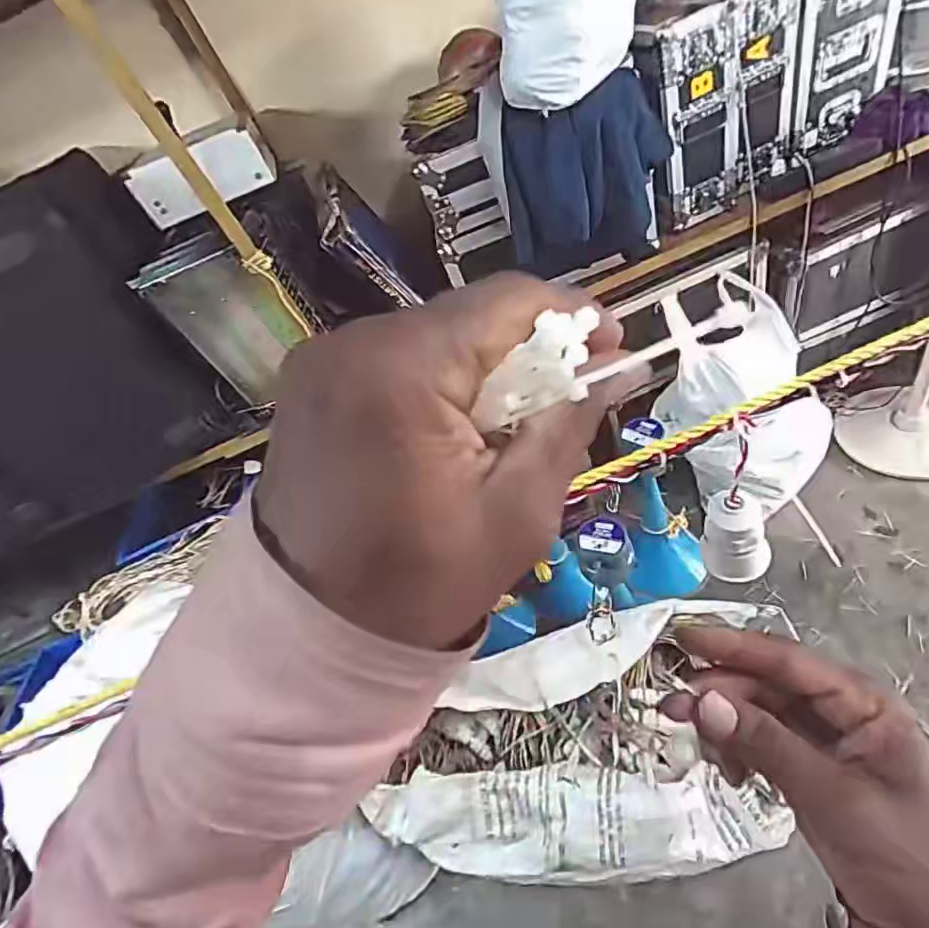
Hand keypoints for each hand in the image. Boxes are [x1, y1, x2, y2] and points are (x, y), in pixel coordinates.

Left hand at [255, 273, 627, 650]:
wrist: (311, 627)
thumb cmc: (422, 582)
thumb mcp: (518, 513)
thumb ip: (569, 423)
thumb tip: (618, 363)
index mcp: (403, 371)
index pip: (508, 300)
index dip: (572, 314)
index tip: (610, 345)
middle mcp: (353, 343)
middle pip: (469, 314)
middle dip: (528, 348)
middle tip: (564, 396)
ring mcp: (322, 358)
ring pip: (434, 333)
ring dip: (483, 365)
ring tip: (507, 422)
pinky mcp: (310, 379)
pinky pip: (395, 355)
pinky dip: (438, 378)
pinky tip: (453, 426)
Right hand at [662, 625, 928, 927]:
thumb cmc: (905, 851)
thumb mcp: (834, 796)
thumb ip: (767, 744)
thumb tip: (704, 702)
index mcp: (861, 703)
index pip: (788, 661)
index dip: (734, 646)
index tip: (685, 638)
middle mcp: (839, 712)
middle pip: (766, 685)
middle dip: (719, 692)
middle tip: (672, 706)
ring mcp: (821, 741)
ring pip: (757, 712)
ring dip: (723, 722)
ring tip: (694, 742)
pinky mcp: (806, 769)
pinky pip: (759, 743)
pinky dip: (737, 750)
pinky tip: (729, 771)